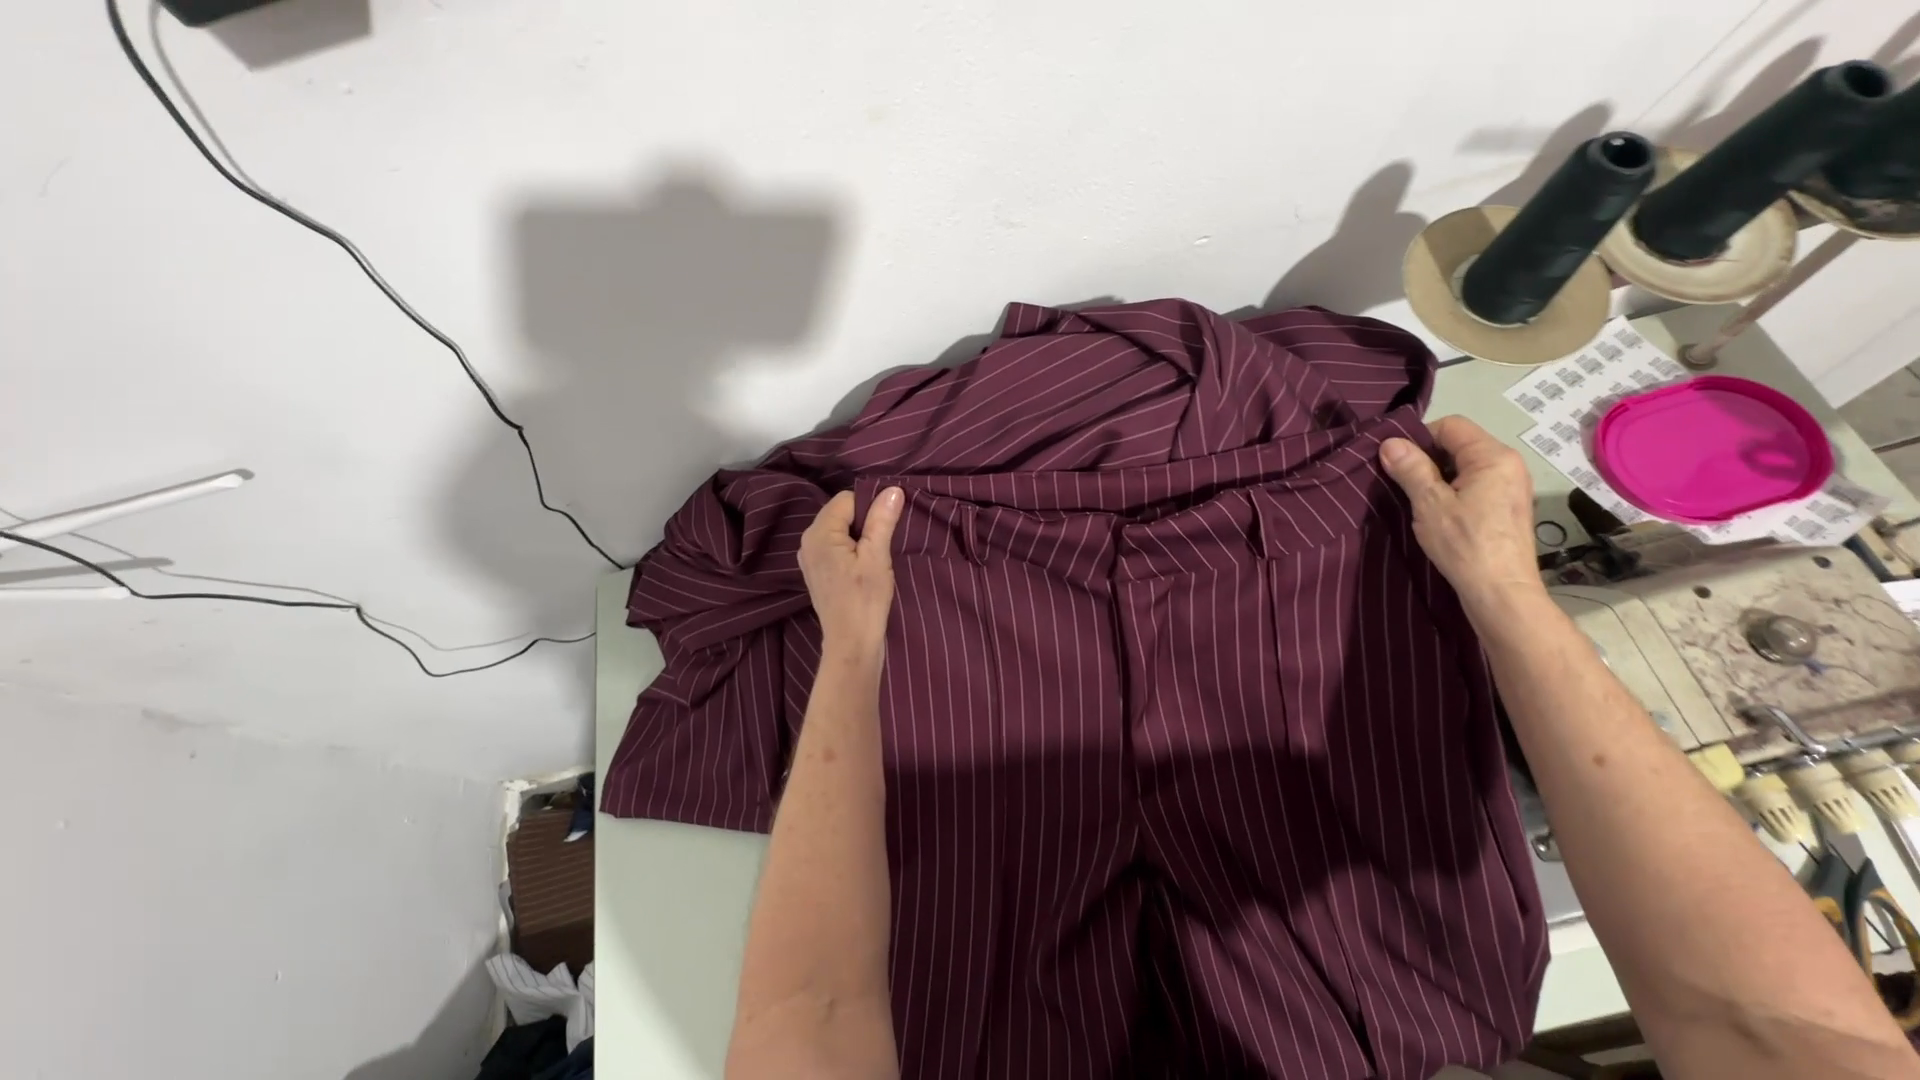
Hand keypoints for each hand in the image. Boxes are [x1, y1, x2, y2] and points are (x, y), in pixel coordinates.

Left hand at [799, 487, 905, 659]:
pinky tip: (865, 568)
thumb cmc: (865, 600)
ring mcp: (810, 558)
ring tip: (877, 557)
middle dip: (866, 522)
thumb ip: (882, 520)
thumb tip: (892, 489)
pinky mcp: (817, 572)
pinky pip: (836, 547)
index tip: (888, 527)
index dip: (871, 507)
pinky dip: (852, 551)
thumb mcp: (877, 556)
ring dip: (861, 538)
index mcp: (819, 533)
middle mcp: (808, 541)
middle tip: (885, 544)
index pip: (847, 499)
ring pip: (840, 531)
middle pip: (842, 513)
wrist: (851, 644)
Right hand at [1379, 416, 1544, 614]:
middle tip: (1403, 485)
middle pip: (1460, 444)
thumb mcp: (1429, 503)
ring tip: (1420, 503)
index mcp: (1493, 456)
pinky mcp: (1509, 508)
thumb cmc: (1465, 543)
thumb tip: (1390, 442)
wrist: (1501, 591)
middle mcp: (1509, 464)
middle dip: (1428, 459)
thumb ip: (1411, 469)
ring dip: (1440, 479)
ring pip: (1467, 467)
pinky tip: (1441, 516)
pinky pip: (1477, 485)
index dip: (1419, 438)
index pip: (1451, 426)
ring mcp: (1513, 487)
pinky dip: (1455, 493)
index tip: (1398, 464)